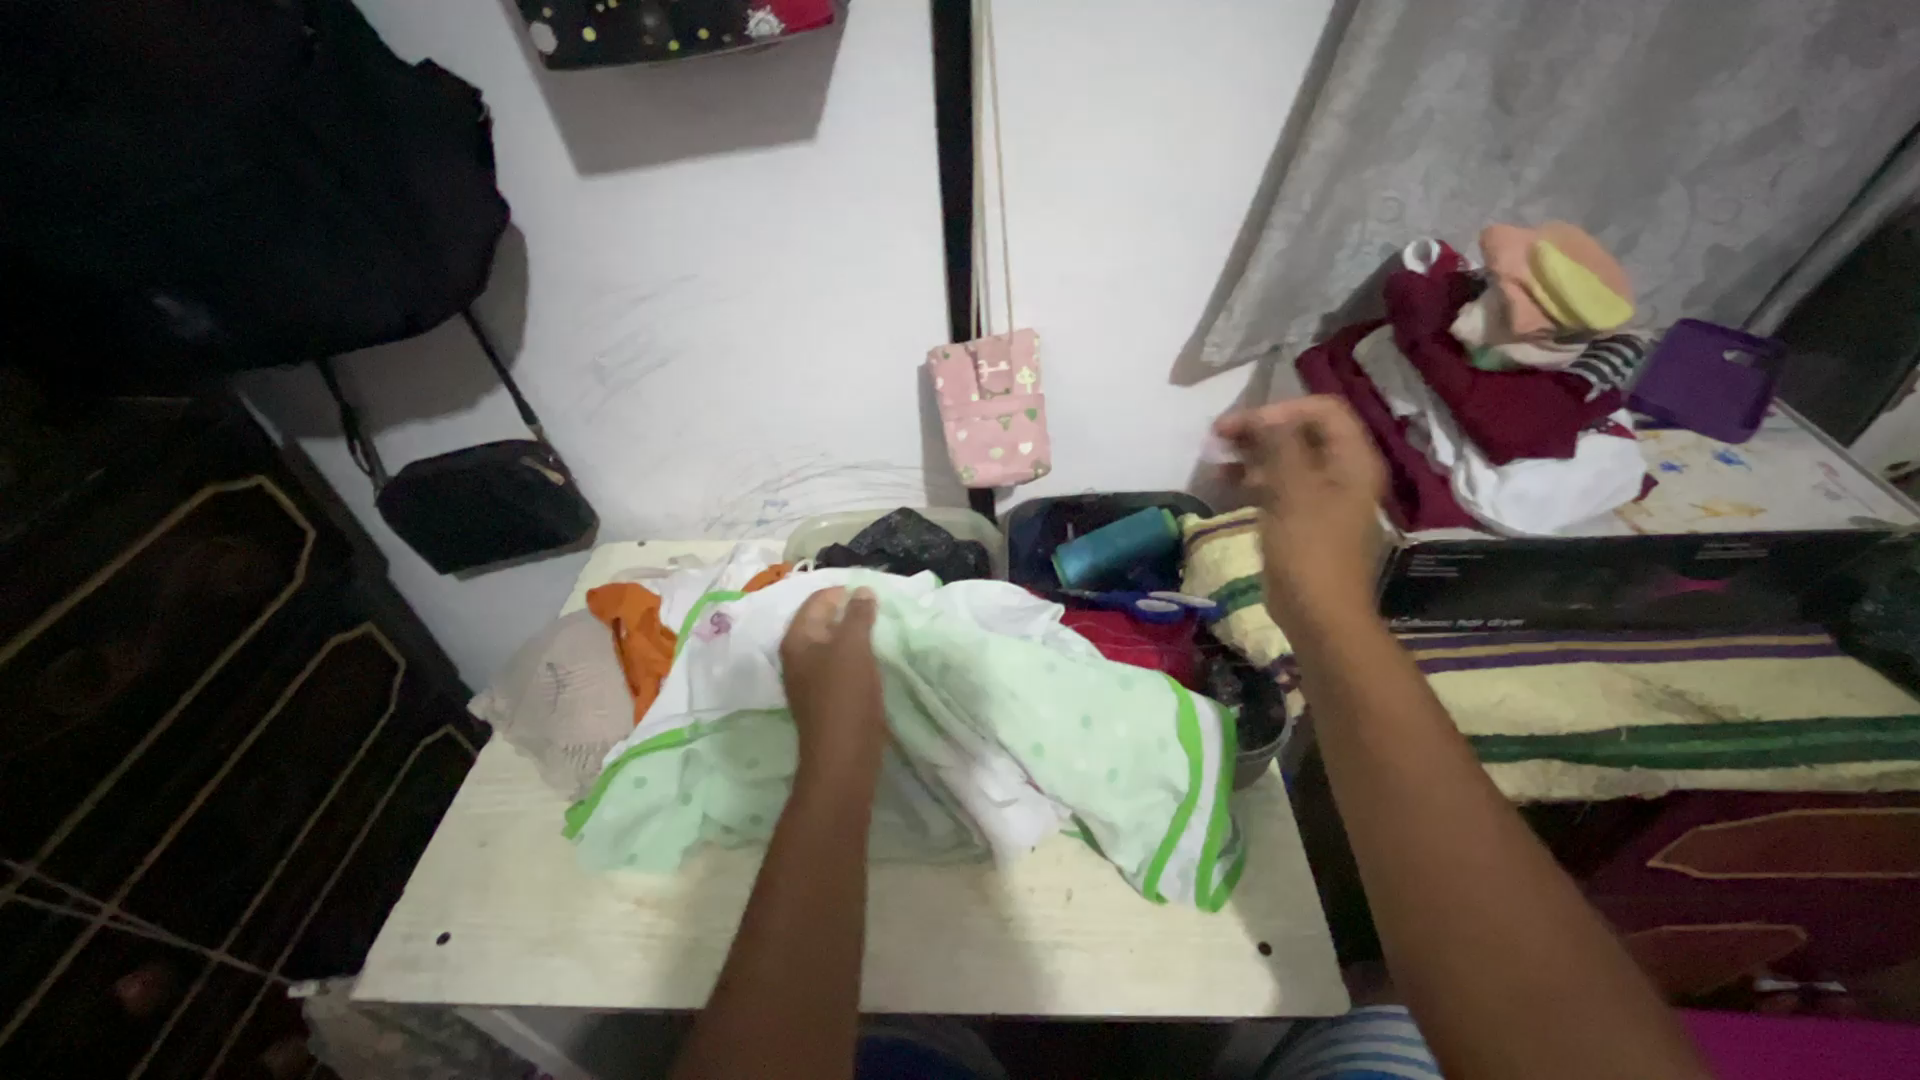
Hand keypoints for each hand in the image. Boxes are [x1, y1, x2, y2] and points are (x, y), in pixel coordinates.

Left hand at [779, 587, 887, 784]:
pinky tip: (876, 658)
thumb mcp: (854, 647)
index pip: (816, 600)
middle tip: (880, 607)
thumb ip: (857, 615)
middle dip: (849, 611)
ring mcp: (810, 679)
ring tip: (882, 630)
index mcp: (797, 639)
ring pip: (832, 644)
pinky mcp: (826, 698)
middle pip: (822, 621)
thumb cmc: (845, 696)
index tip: (873, 590)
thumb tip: (861, 590)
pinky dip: (857, 656)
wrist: (844, 757)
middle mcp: (797, 657)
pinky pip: (840, 665)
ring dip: (855, 635)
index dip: (842, 591)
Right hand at [1214, 396, 1387, 628]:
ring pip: (1287, 458)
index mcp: (1352, 461)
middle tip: (1219, 436)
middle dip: (1261, 429)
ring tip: (1217, 459)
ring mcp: (1323, 497)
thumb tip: (1265, 416)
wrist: (1318, 614)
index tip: (1241, 426)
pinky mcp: (1303, 519)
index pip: (1322, 411)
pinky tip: (1226, 482)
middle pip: (1302, 432)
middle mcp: (1343, 472)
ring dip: (1253, 453)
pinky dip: (1254, 478)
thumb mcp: (1292, 492)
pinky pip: (1280, 485)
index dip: (1281, 410)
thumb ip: (1280, 446)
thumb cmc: (1308, 551)